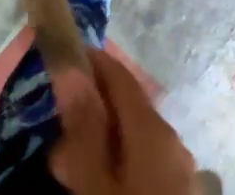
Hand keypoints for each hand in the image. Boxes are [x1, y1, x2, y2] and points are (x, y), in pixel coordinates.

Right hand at [49, 51, 198, 193]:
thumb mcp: (96, 182)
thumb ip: (84, 129)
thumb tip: (69, 69)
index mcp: (155, 129)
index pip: (121, 76)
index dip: (92, 61)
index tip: (61, 53)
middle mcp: (173, 139)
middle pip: (129, 106)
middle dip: (94, 101)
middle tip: (54, 108)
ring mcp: (180, 166)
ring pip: (136, 135)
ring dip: (105, 133)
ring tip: (69, 147)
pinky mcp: (177, 188)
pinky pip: (143, 159)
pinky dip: (118, 156)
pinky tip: (99, 173)